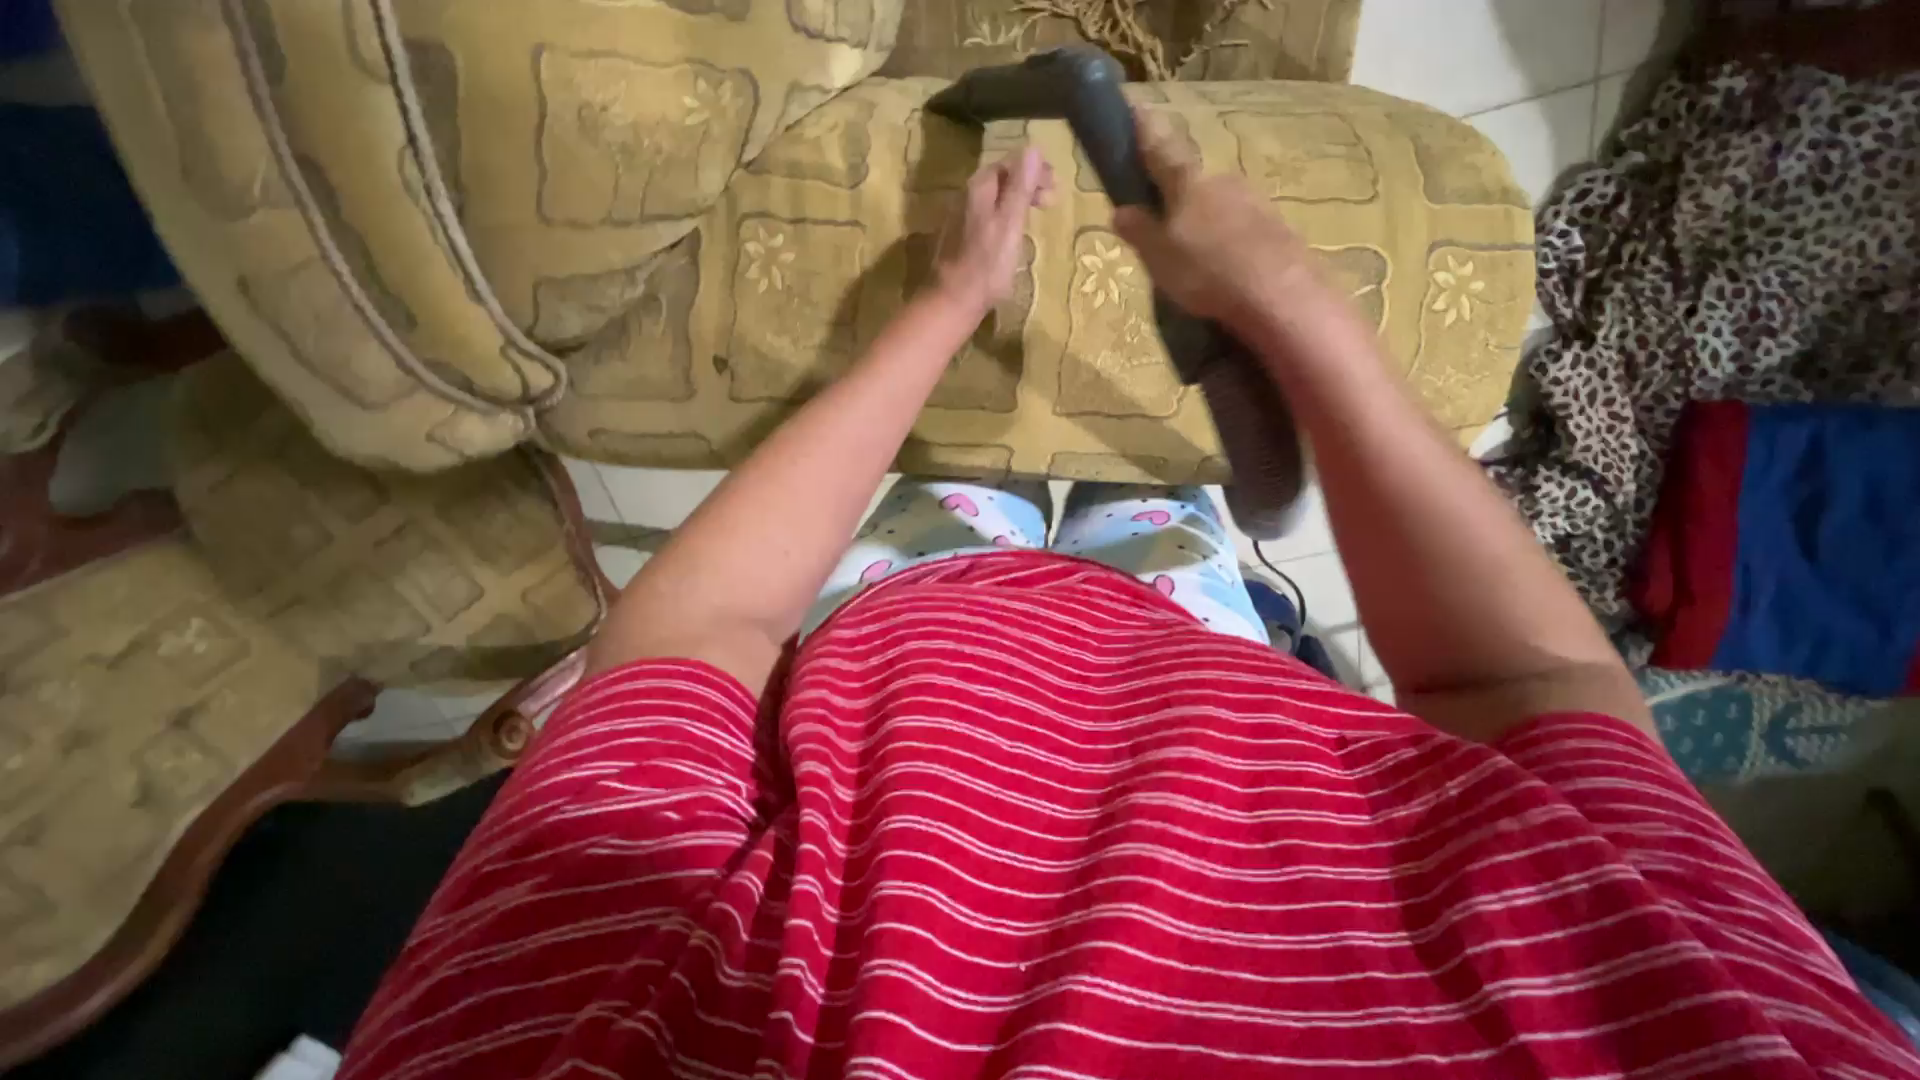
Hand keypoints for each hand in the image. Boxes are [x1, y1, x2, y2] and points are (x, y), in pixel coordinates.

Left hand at [933, 145, 1054, 313]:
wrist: (953, 301)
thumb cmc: (987, 264)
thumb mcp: (1010, 223)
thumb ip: (1021, 187)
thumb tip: (1032, 148)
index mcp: (978, 189)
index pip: (1008, 164)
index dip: (1033, 169)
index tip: (1055, 184)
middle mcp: (965, 197)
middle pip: (1000, 180)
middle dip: (1027, 184)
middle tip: (1050, 200)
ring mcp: (960, 218)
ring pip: (993, 199)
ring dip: (1017, 201)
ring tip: (1036, 216)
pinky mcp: (960, 239)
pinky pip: (987, 216)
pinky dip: (1005, 217)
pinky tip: (1013, 234)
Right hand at [1112, 108, 1322, 325]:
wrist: (1280, 294)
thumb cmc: (1207, 273)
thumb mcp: (1159, 258)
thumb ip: (1140, 232)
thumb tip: (1121, 210)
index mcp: (1188, 184)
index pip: (1161, 150)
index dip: (1146, 132)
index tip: (1136, 109)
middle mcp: (1223, 181)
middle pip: (1193, 183)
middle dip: (1179, 199)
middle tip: (1167, 229)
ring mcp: (1255, 201)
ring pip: (1220, 206)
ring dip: (1208, 224)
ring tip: (1200, 260)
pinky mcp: (1278, 226)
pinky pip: (1243, 227)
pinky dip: (1231, 241)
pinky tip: (1229, 269)